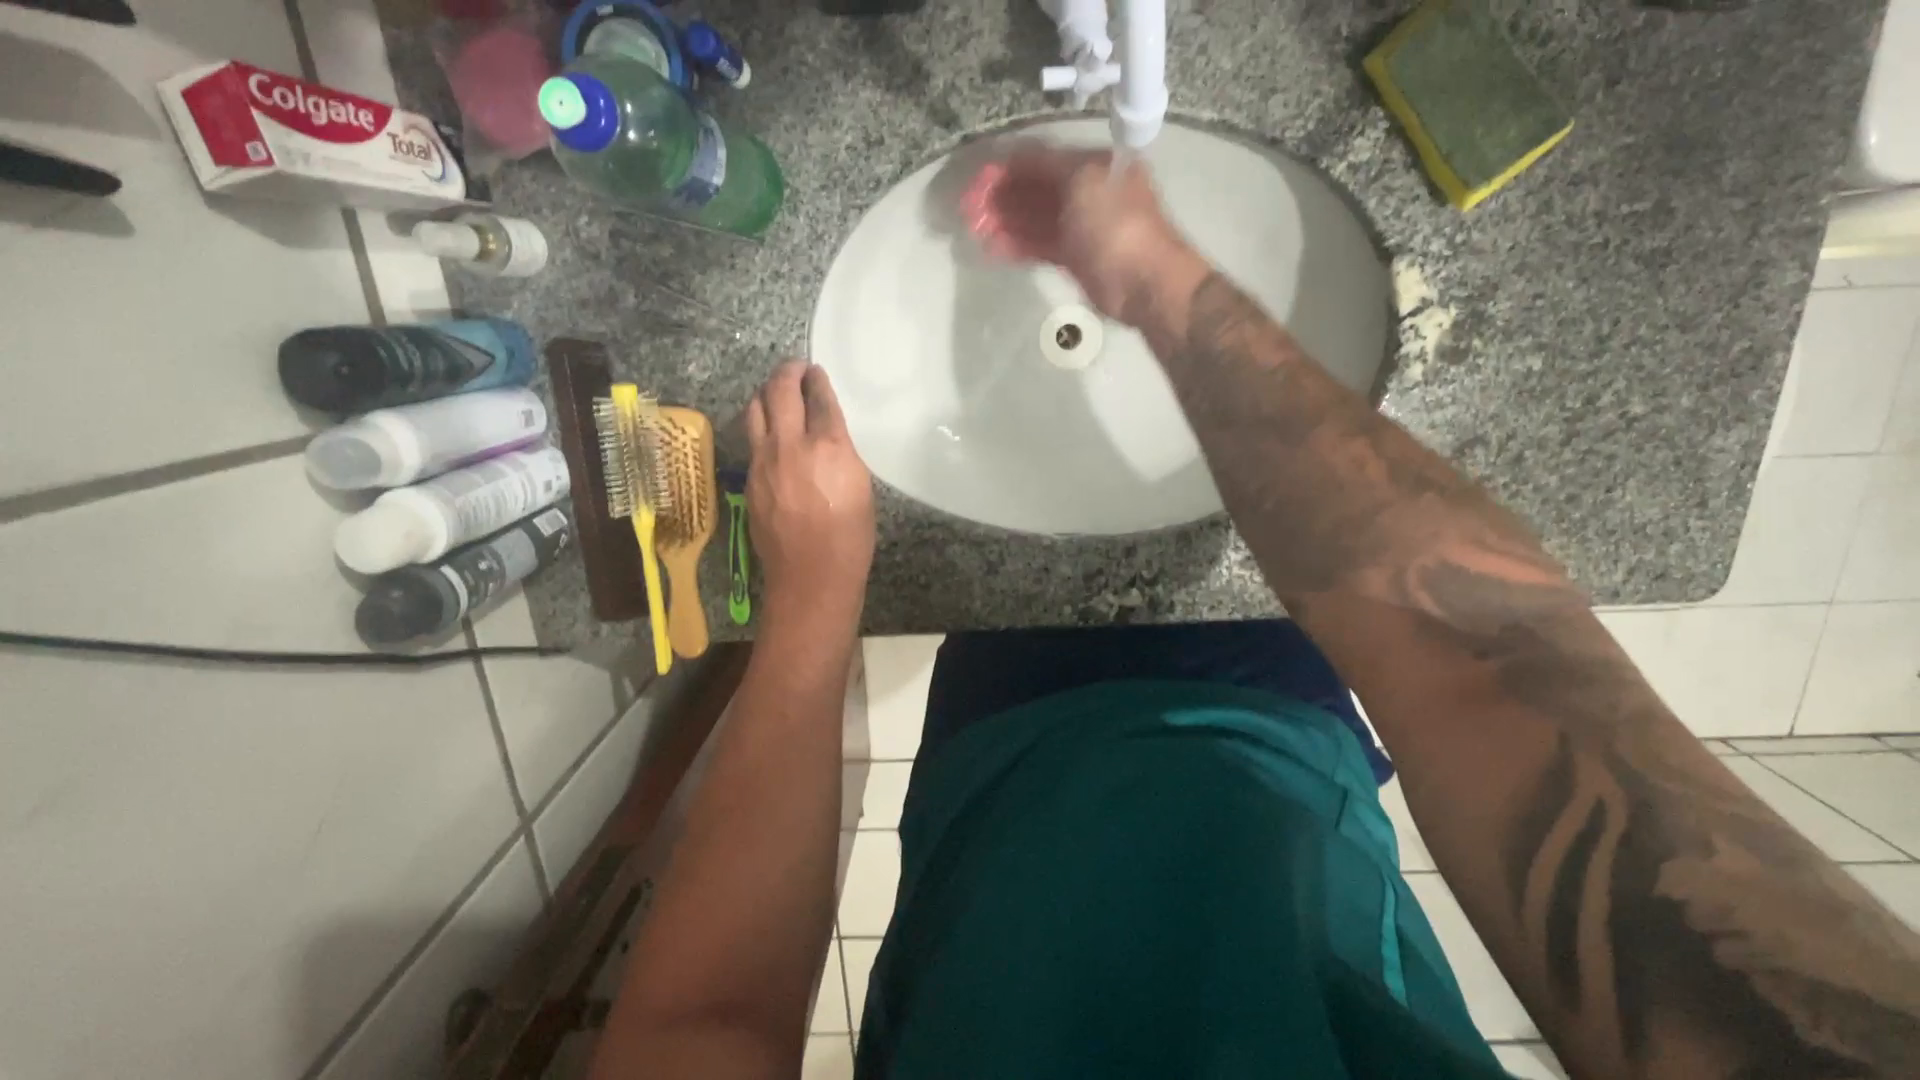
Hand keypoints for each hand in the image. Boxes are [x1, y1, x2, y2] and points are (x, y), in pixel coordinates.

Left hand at [745, 361, 874, 637]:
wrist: (811, 576)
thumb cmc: (850, 537)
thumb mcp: (859, 486)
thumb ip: (840, 452)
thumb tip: (827, 436)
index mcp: (828, 446)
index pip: (818, 397)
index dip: (817, 379)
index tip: (815, 371)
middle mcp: (791, 444)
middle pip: (780, 390)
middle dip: (787, 372)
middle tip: (795, 369)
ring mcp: (763, 461)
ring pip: (755, 409)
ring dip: (766, 393)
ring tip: (777, 393)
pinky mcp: (749, 478)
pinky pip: (752, 439)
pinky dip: (761, 425)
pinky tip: (771, 433)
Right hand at [962, 141, 1194, 324]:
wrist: (1145, 281)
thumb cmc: (1117, 223)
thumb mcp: (1084, 179)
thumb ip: (1047, 166)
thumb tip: (1016, 162)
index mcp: (1094, 166)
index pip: (1042, 159)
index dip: (1007, 167)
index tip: (977, 179)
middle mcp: (1087, 192)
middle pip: (1034, 189)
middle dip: (1000, 195)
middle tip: (968, 208)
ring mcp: (1080, 227)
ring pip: (1033, 219)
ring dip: (1003, 221)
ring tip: (973, 228)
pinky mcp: (1074, 258)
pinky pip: (1039, 246)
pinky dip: (1015, 245)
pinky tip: (991, 247)